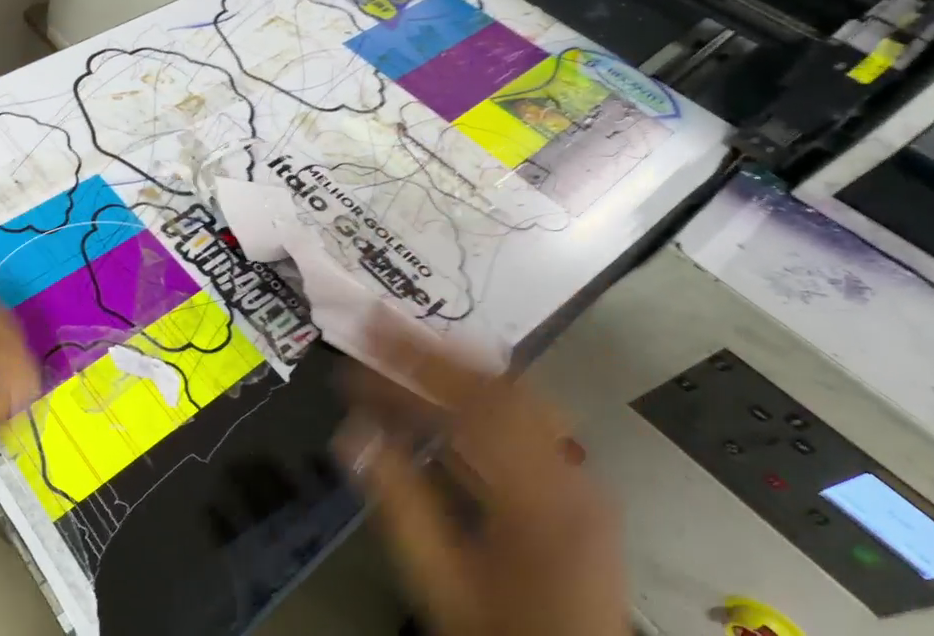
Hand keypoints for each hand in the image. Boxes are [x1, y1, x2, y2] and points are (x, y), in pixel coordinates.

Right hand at [336, 305, 627, 635]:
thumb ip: (399, 502)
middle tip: (377, 327)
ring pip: (519, 395)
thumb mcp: (440, 579)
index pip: (472, 405)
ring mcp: (581, 480)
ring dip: (457, 367)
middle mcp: (571, 475)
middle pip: (501, 385)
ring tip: (404, 348)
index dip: (409, 370)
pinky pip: (530, 420)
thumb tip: (353, 430)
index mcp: (539, 498)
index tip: (357, 354)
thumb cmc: (501, 629)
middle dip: (432, 352)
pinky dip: (481, 396)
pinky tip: (443, 396)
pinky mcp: (578, 489)